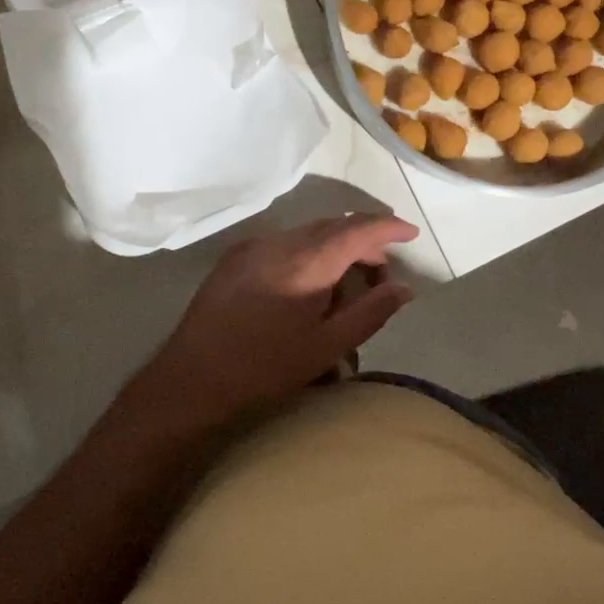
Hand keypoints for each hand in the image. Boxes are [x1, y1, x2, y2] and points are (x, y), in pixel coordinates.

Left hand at [136, 214, 418, 422]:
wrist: (193, 376)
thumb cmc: (265, 367)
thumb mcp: (327, 347)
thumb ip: (370, 313)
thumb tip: (403, 288)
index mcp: (307, 260)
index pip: (358, 228)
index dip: (388, 227)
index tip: (411, 233)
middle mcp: (279, 241)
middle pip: (332, 226)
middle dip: (363, 241)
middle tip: (381, 274)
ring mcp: (252, 246)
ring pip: (306, 234)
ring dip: (333, 248)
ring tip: (346, 284)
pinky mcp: (234, 258)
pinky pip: (282, 244)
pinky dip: (306, 253)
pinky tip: (308, 286)